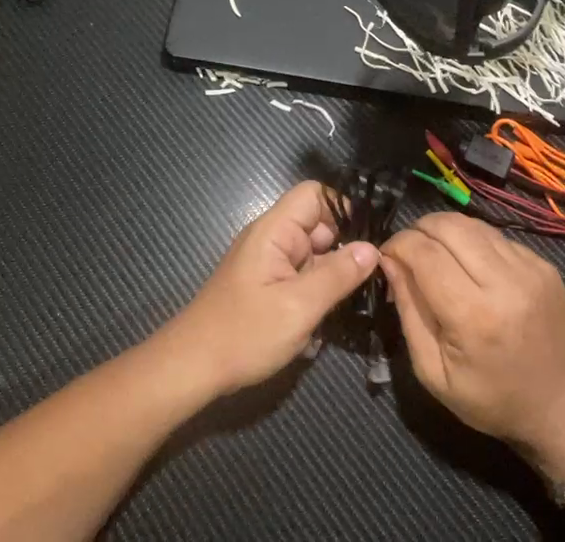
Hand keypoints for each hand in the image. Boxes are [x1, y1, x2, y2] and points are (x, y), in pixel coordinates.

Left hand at [155, 180, 378, 396]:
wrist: (192, 369)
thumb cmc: (244, 333)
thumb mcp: (299, 306)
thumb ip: (338, 275)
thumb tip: (372, 248)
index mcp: (274, 231)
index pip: (314, 194)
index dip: (343, 210)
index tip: (367, 242)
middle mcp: (271, 240)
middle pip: (319, 227)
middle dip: (343, 252)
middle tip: (367, 283)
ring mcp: (268, 265)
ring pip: (314, 257)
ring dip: (331, 281)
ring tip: (344, 308)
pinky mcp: (267, 288)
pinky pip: (302, 280)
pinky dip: (315, 297)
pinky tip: (320, 326)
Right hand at [381, 213, 564, 458]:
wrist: (561, 408)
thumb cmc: (490, 400)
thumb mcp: (433, 372)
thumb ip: (408, 312)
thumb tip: (389, 261)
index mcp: (473, 315)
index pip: (424, 253)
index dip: (397, 245)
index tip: (385, 255)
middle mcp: (505, 282)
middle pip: (449, 226)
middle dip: (418, 229)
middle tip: (407, 250)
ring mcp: (530, 269)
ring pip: (473, 224)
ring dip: (445, 231)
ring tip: (433, 253)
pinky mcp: (544, 265)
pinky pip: (496, 237)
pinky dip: (473, 242)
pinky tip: (469, 266)